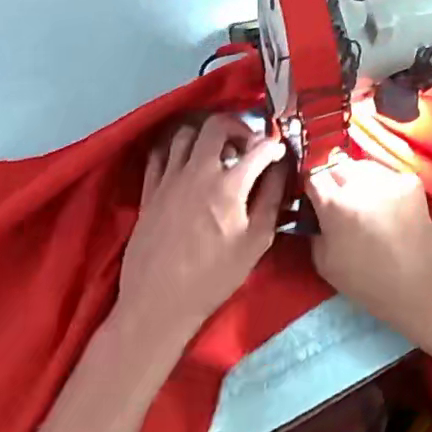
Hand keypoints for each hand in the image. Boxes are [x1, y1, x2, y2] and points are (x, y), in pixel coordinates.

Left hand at [117, 115, 288, 341]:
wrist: (157, 306)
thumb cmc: (214, 276)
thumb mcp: (256, 241)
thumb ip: (272, 198)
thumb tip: (282, 168)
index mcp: (229, 185)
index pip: (259, 147)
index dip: (274, 145)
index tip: (278, 152)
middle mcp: (198, 173)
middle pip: (217, 125)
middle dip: (239, 127)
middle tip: (247, 144)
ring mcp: (169, 180)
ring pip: (185, 134)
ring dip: (206, 136)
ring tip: (218, 153)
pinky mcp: (149, 192)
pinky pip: (159, 155)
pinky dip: (176, 150)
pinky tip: (187, 163)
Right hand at [306, 159, 431, 339]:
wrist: (414, 280)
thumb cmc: (364, 279)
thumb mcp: (323, 260)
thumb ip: (314, 228)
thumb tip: (313, 209)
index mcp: (335, 204)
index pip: (314, 175)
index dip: (313, 185)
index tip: (315, 195)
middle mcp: (361, 184)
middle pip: (339, 166)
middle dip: (335, 179)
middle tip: (340, 199)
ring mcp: (389, 179)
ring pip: (364, 166)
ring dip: (359, 179)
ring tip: (365, 201)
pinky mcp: (410, 180)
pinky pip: (388, 174)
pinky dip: (382, 185)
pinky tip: (386, 205)